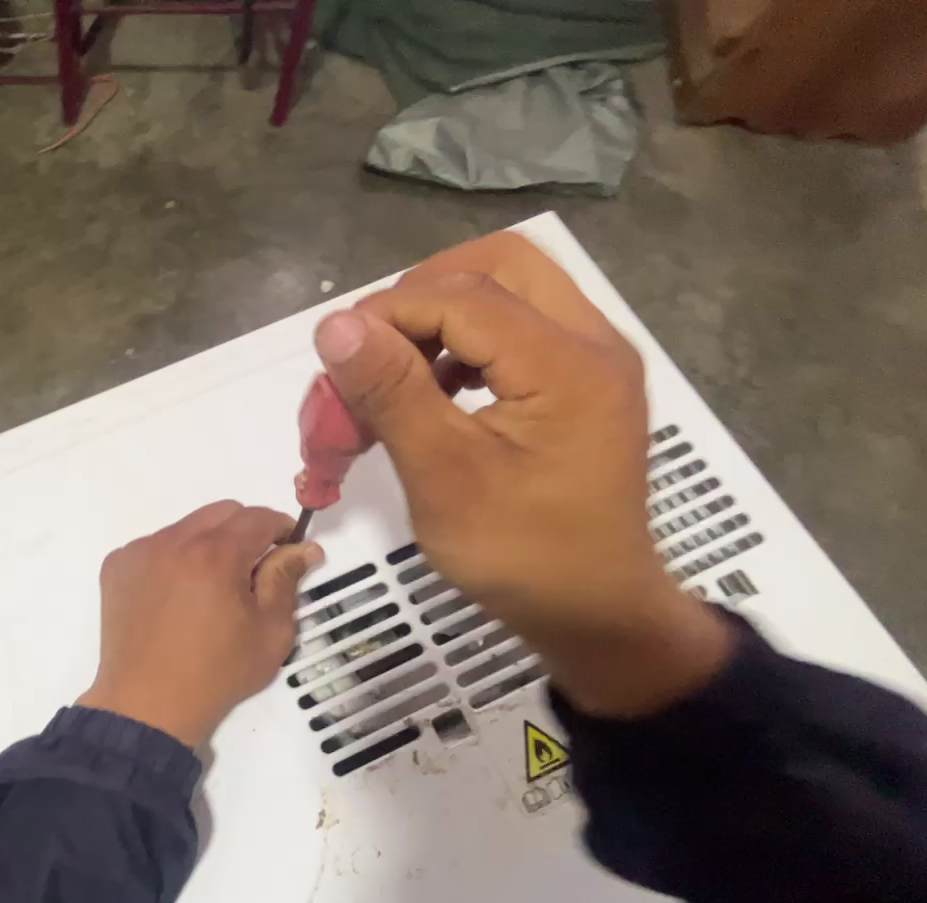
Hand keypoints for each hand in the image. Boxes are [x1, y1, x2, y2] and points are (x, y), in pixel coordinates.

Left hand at [78, 501, 323, 746]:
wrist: (147, 705)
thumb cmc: (216, 674)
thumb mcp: (269, 632)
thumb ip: (286, 580)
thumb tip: (304, 548)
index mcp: (215, 555)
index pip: (257, 517)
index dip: (280, 528)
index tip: (288, 549)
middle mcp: (173, 541)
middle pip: (221, 513)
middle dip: (244, 532)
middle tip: (251, 572)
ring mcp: (139, 552)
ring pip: (186, 528)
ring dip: (206, 545)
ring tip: (208, 590)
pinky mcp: (116, 567)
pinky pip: (154, 547)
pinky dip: (171, 560)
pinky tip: (175, 599)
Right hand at [312, 232, 732, 716]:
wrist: (593, 613)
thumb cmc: (519, 555)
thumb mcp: (444, 477)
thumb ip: (393, 393)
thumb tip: (336, 324)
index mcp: (567, 363)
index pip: (462, 297)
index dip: (387, 313)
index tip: (333, 356)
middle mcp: (592, 343)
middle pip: (500, 266)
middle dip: (422, 295)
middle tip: (374, 346)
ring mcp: (591, 361)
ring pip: (510, 292)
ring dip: (442, 317)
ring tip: (397, 370)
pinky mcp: (580, 384)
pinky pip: (518, 330)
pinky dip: (465, 344)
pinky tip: (434, 391)